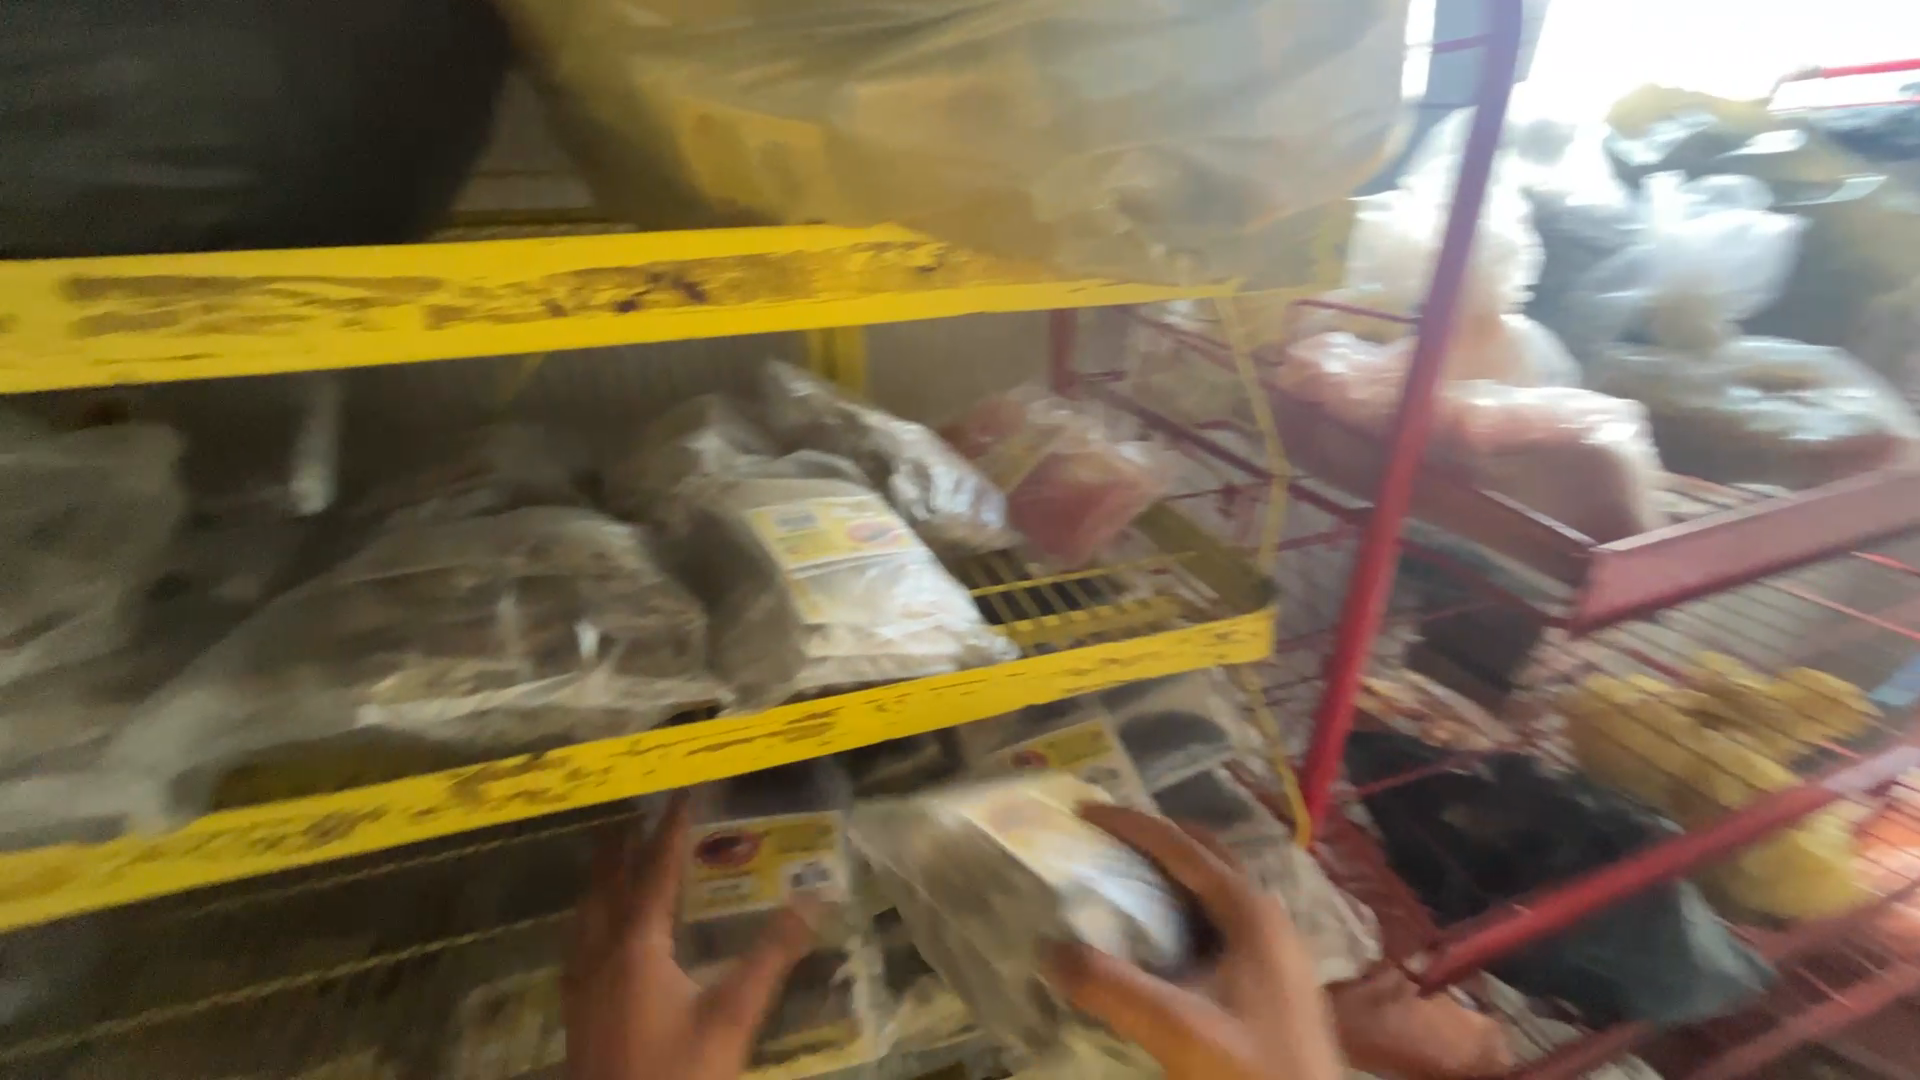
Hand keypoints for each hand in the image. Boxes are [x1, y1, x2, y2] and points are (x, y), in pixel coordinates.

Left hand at [565, 793, 817, 1079]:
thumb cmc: (677, 1074)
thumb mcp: (733, 1017)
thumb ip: (772, 956)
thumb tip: (814, 899)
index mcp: (635, 949)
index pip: (654, 872)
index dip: (669, 830)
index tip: (683, 792)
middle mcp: (600, 959)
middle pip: (605, 887)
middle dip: (620, 847)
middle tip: (637, 812)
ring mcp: (581, 991)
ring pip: (585, 917)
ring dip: (603, 880)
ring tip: (617, 858)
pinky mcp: (577, 1018)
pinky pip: (580, 946)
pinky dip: (593, 918)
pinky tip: (605, 934)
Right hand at [1045, 804, 1345, 1079]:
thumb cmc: (1252, 1073)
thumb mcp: (1178, 1031)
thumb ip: (1111, 988)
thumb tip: (1048, 950)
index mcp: (1249, 910)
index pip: (1180, 844)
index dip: (1129, 822)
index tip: (1084, 811)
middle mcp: (1266, 914)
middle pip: (1203, 851)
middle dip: (1153, 836)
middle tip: (1105, 839)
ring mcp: (1275, 944)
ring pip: (1215, 881)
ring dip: (1171, 868)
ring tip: (1125, 876)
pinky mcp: (1273, 974)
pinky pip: (1220, 913)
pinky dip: (1184, 900)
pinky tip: (1159, 933)